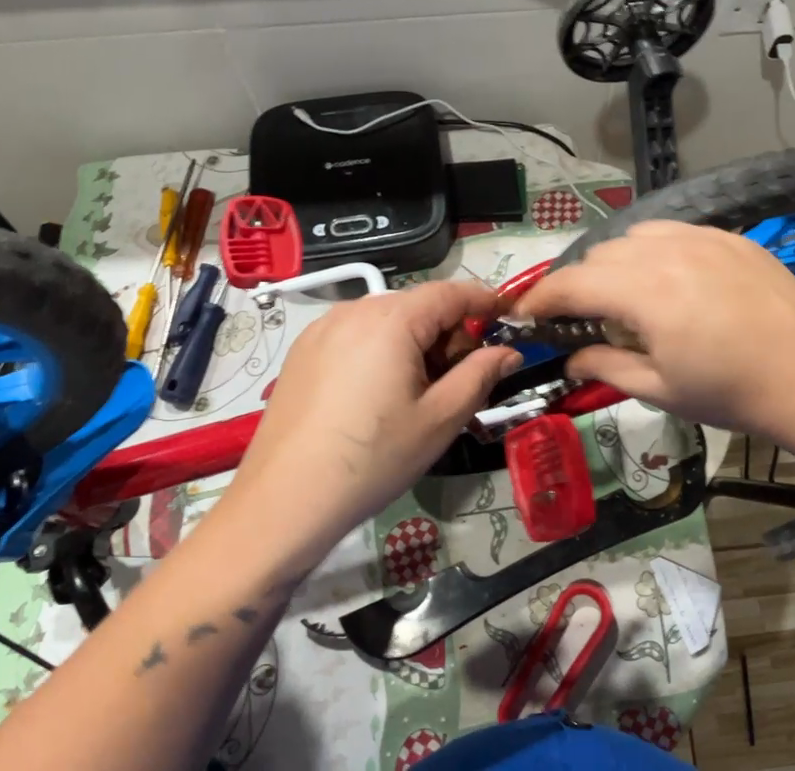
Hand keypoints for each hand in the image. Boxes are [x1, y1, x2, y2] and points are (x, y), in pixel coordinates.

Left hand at [233, 281, 521, 538]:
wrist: (285, 501)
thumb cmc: (374, 458)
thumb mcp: (440, 419)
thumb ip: (480, 375)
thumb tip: (508, 352)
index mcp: (391, 320)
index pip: (451, 292)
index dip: (485, 300)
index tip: (509, 316)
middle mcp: (354, 312)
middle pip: (417, 306)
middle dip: (449, 332)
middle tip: (462, 379)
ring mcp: (321, 330)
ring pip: (386, 321)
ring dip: (415, 343)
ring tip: (420, 394)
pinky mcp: (302, 353)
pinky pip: (356, 336)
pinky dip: (381, 351)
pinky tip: (378, 397)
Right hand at [515, 221, 794, 448]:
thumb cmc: (731, 393)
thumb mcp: (659, 389)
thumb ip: (604, 365)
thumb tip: (569, 356)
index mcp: (644, 292)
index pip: (571, 284)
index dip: (540, 298)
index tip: (524, 314)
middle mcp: (667, 252)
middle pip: (599, 256)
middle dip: (579, 285)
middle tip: (583, 319)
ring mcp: (703, 238)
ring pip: (635, 236)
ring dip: (617, 263)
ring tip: (629, 298)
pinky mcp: (731, 238)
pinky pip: (675, 232)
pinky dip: (656, 252)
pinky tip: (671, 281)